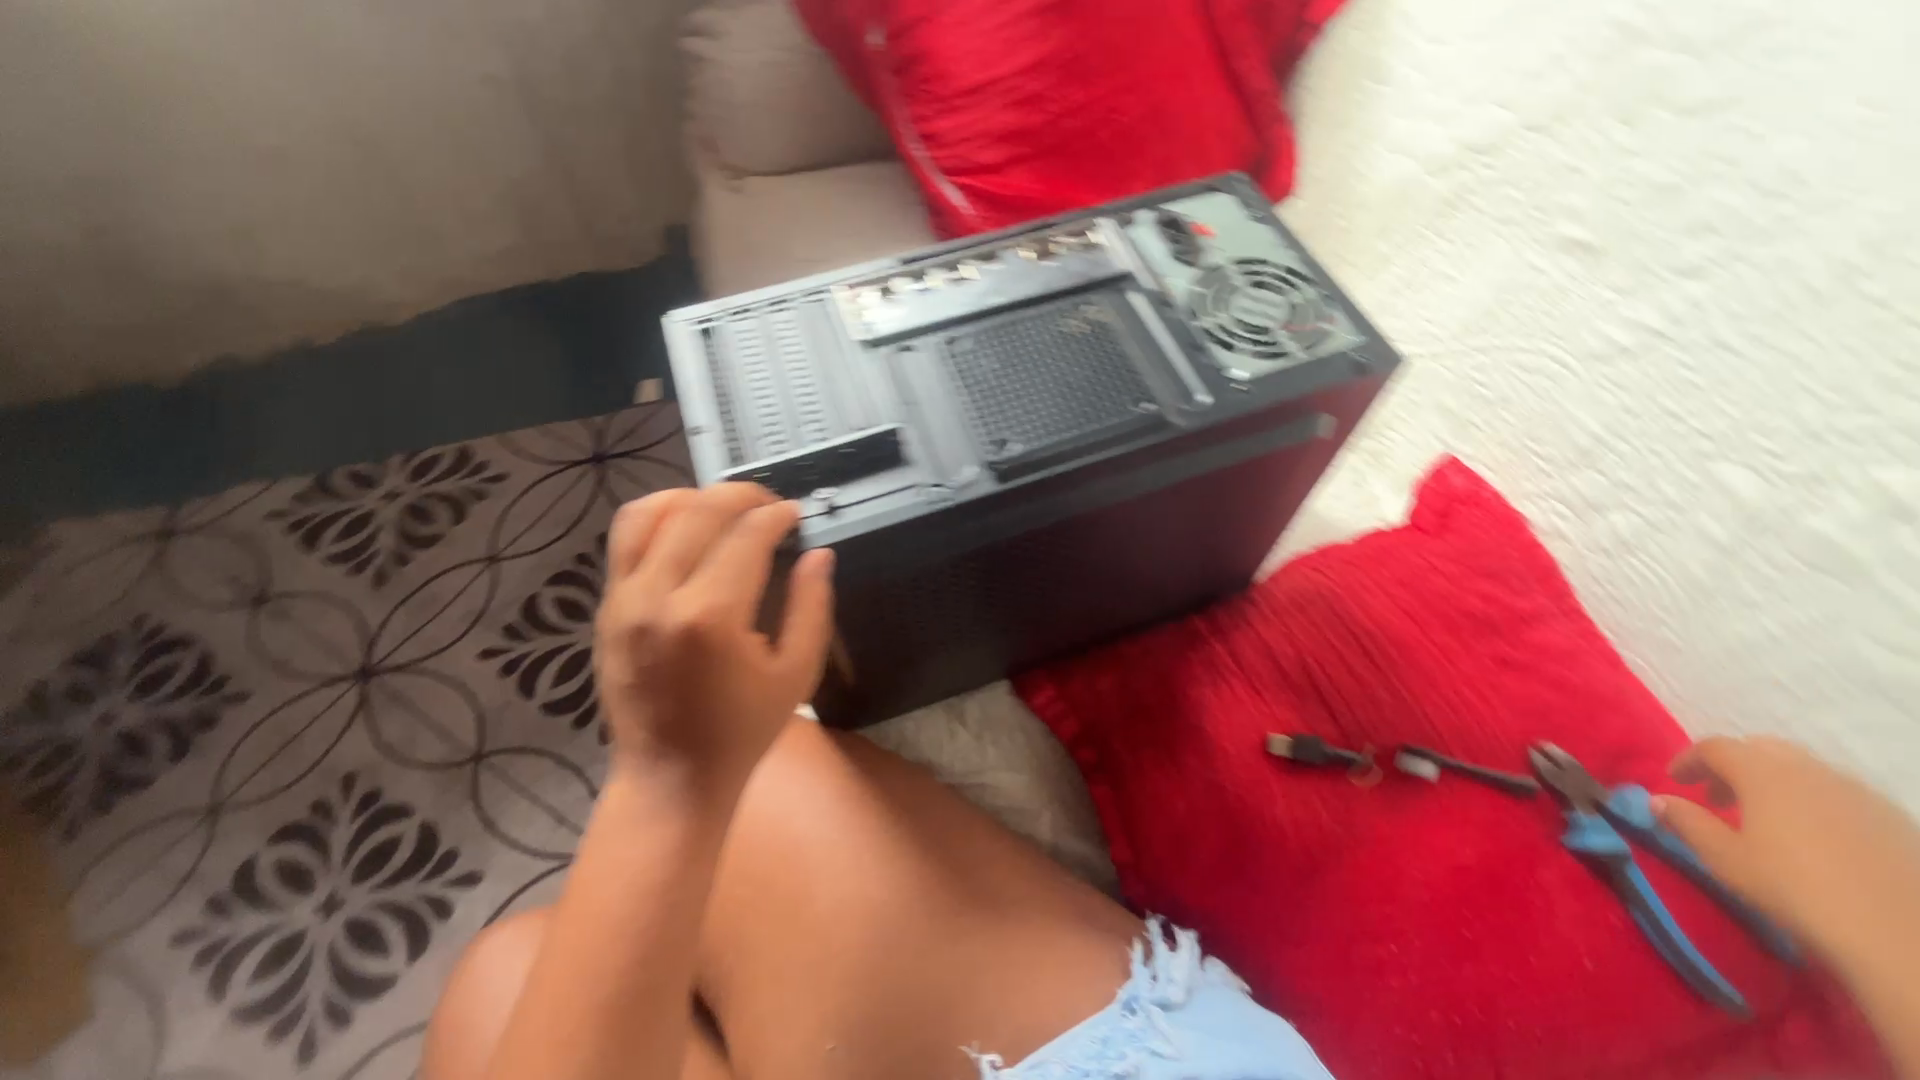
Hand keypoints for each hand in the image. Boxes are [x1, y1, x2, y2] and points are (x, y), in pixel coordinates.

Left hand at [593, 484, 834, 793]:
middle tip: (769, 504)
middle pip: (697, 512)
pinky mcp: (606, 608)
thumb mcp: (796, 674)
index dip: (777, 516)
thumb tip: (819, 553)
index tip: (797, 515)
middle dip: (740, 495)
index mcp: (710, 616)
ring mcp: (623, 599)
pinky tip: (685, 529)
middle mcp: (658, 596)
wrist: (670, 778)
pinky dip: (657, 520)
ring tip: (723, 509)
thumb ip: (811, 606)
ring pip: (649, 513)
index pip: (746, 536)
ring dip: (691, 498)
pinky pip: (624, 541)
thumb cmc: (742, 732)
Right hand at [1653, 735, 1919, 963]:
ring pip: (1804, 770)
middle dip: (1732, 767)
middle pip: (1762, 750)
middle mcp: (1811, 771)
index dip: (1689, 759)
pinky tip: (1814, 839)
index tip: (1675, 780)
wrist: (1899, 934)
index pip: (1716, 747)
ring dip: (1774, 783)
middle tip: (1717, 798)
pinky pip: (1840, 794)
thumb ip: (1687, 822)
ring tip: (1765, 820)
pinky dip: (1812, 801)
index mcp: (1765, 773)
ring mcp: (1859, 793)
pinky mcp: (1892, 818)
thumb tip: (1657, 800)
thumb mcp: (1725, 858)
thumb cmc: (1794, 888)